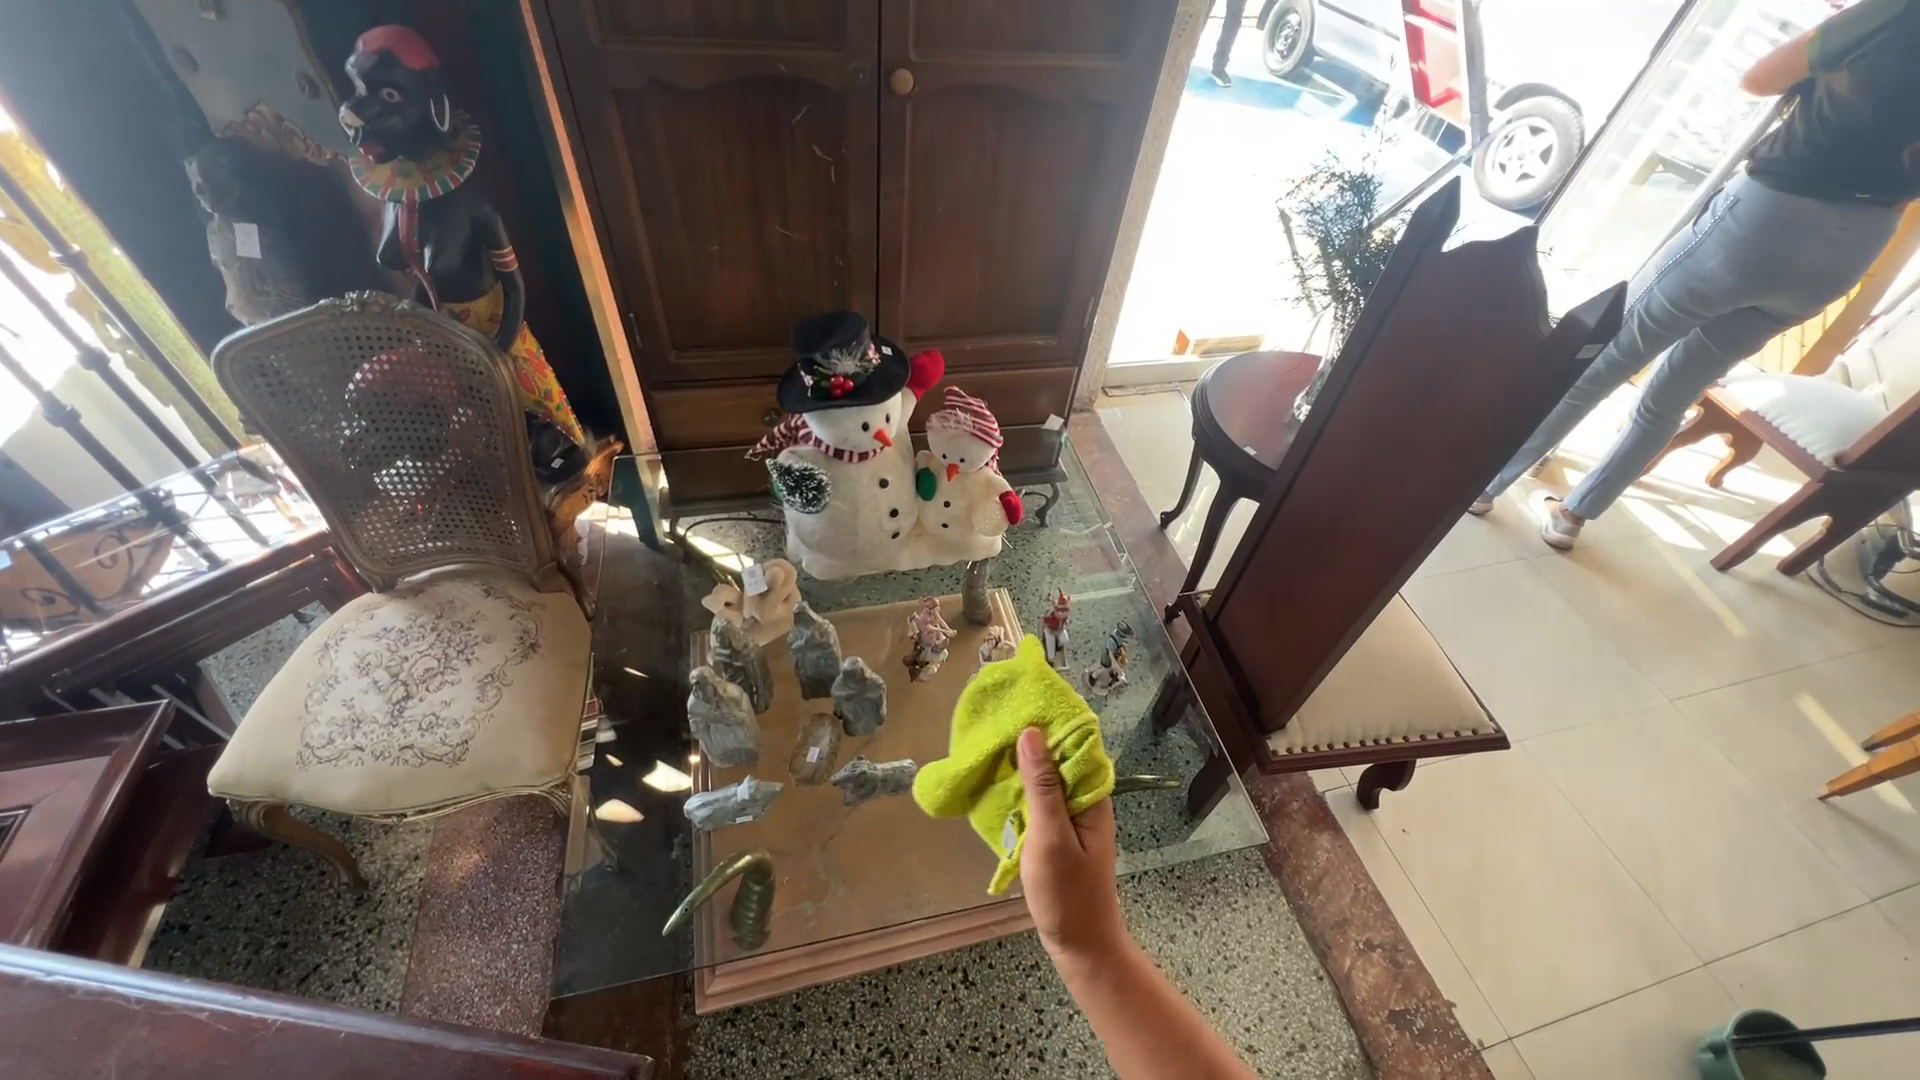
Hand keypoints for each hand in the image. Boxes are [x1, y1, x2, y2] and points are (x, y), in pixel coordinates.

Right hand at [1016, 727, 1126, 966]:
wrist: (1080, 946)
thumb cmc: (1068, 893)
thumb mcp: (1050, 836)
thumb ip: (1042, 786)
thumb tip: (1032, 733)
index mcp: (1092, 797)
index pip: (1077, 744)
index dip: (1051, 721)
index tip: (1019, 703)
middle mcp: (1086, 800)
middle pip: (1060, 758)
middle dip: (1031, 740)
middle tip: (994, 723)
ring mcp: (1072, 817)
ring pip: (1048, 778)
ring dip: (1023, 764)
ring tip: (990, 746)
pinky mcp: (1058, 832)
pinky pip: (1041, 799)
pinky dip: (1022, 789)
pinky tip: (998, 783)